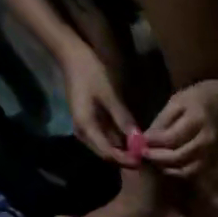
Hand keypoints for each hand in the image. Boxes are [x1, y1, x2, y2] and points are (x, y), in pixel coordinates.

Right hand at [60, 44, 136, 166]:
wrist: (72, 56)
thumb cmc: (89, 72)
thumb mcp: (109, 94)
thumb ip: (122, 118)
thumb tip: (138, 140)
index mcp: (86, 128)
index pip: (108, 154)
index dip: (125, 160)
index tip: (142, 160)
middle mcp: (84, 135)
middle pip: (107, 155)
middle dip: (126, 159)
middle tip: (145, 158)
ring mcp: (86, 131)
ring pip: (107, 149)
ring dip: (123, 152)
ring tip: (142, 152)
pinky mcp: (90, 126)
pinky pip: (106, 140)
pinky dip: (119, 143)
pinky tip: (133, 141)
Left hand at [144, 74, 217, 177]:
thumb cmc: (203, 96)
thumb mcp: (181, 99)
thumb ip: (163, 119)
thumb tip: (146, 137)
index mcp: (196, 118)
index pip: (170, 137)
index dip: (152, 143)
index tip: (139, 142)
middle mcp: (205, 139)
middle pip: (176, 156)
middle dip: (157, 157)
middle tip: (143, 155)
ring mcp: (210, 152)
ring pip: (184, 168)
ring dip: (165, 167)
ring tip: (153, 161)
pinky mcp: (212, 160)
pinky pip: (192, 172)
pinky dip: (177, 172)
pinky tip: (167, 168)